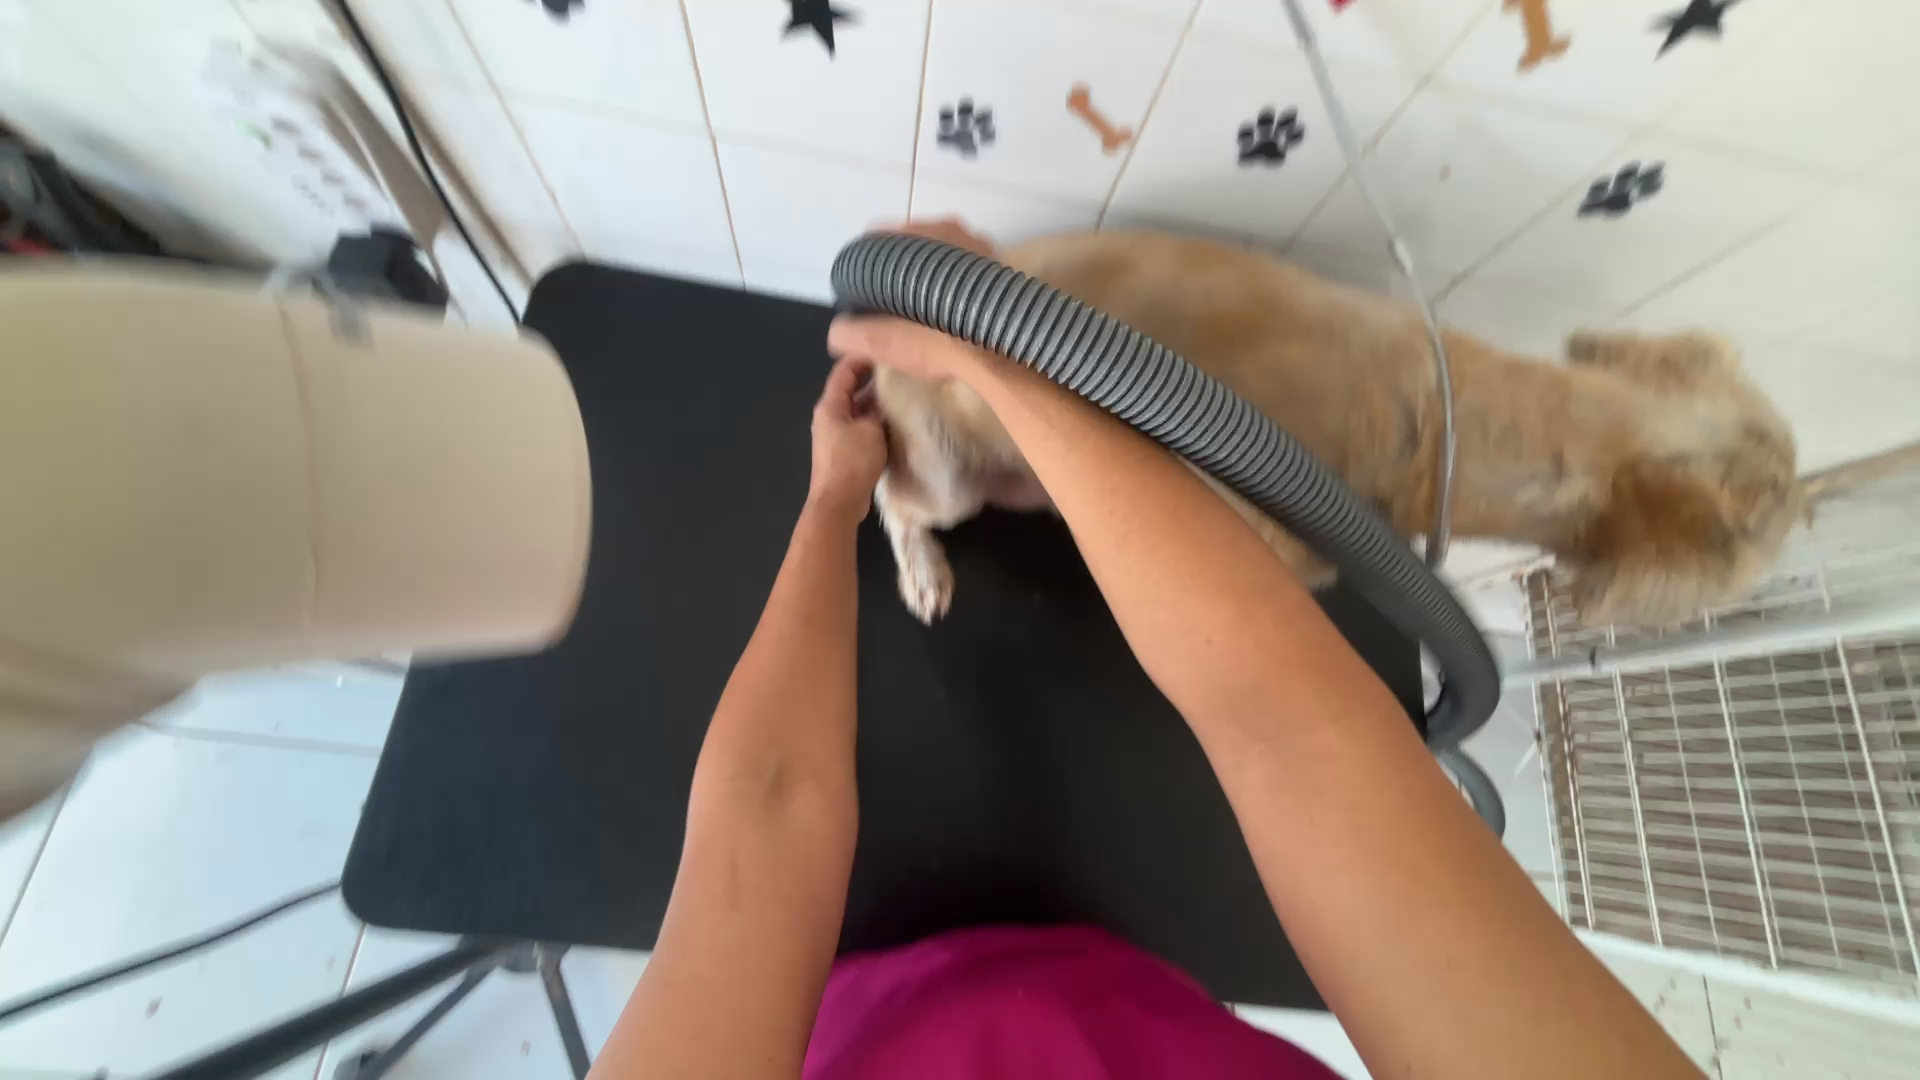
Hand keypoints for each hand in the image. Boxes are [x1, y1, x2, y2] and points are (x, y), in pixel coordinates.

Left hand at [806, 358, 887, 522]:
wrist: (839, 502)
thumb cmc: (852, 462)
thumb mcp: (871, 430)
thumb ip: (878, 412)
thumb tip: (884, 402)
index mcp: (831, 406)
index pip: (843, 372)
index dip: (860, 358)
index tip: (882, 349)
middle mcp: (831, 417)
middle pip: (852, 391)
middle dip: (873, 381)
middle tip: (900, 372)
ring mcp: (838, 436)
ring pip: (859, 411)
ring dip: (877, 404)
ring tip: (903, 394)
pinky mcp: (847, 452)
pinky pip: (863, 429)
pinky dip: (877, 423)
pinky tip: (895, 423)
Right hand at [825, 216, 1006, 384]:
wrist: (1002, 352)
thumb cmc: (938, 338)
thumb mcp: (884, 341)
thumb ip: (852, 334)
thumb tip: (839, 333)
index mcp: (916, 235)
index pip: (879, 239)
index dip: (869, 265)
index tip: (867, 290)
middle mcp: (951, 229)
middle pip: (915, 246)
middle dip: (903, 269)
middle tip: (896, 302)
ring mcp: (982, 247)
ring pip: (946, 258)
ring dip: (934, 278)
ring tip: (926, 311)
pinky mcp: (1004, 270)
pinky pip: (972, 274)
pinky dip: (961, 288)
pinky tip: (957, 314)